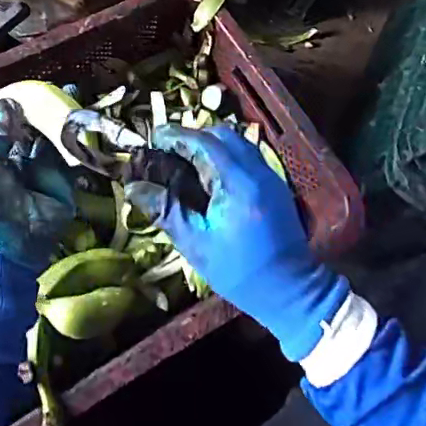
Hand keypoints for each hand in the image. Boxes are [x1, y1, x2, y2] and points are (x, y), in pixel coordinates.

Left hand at [0, 100, 75, 269]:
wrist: (2, 254)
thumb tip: (7, 103)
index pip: (2, 132)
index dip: (13, 114)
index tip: (25, 93)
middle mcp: (13, 168)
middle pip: (28, 134)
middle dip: (39, 115)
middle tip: (53, 90)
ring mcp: (38, 178)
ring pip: (49, 144)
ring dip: (57, 125)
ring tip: (69, 97)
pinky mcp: (61, 190)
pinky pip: (67, 162)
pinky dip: (72, 145)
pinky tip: (77, 123)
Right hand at [130, 126, 347, 360]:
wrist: (292, 291)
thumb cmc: (241, 273)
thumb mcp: (196, 244)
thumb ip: (165, 211)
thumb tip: (133, 187)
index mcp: (238, 183)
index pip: (204, 143)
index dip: (176, 136)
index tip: (154, 138)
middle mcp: (257, 171)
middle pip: (222, 135)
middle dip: (193, 136)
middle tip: (169, 149)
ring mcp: (270, 175)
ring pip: (237, 141)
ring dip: (210, 143)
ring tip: (186, 159)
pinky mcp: (275, 184)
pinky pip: (247, 154)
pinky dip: (225, 154)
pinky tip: (210, 174)